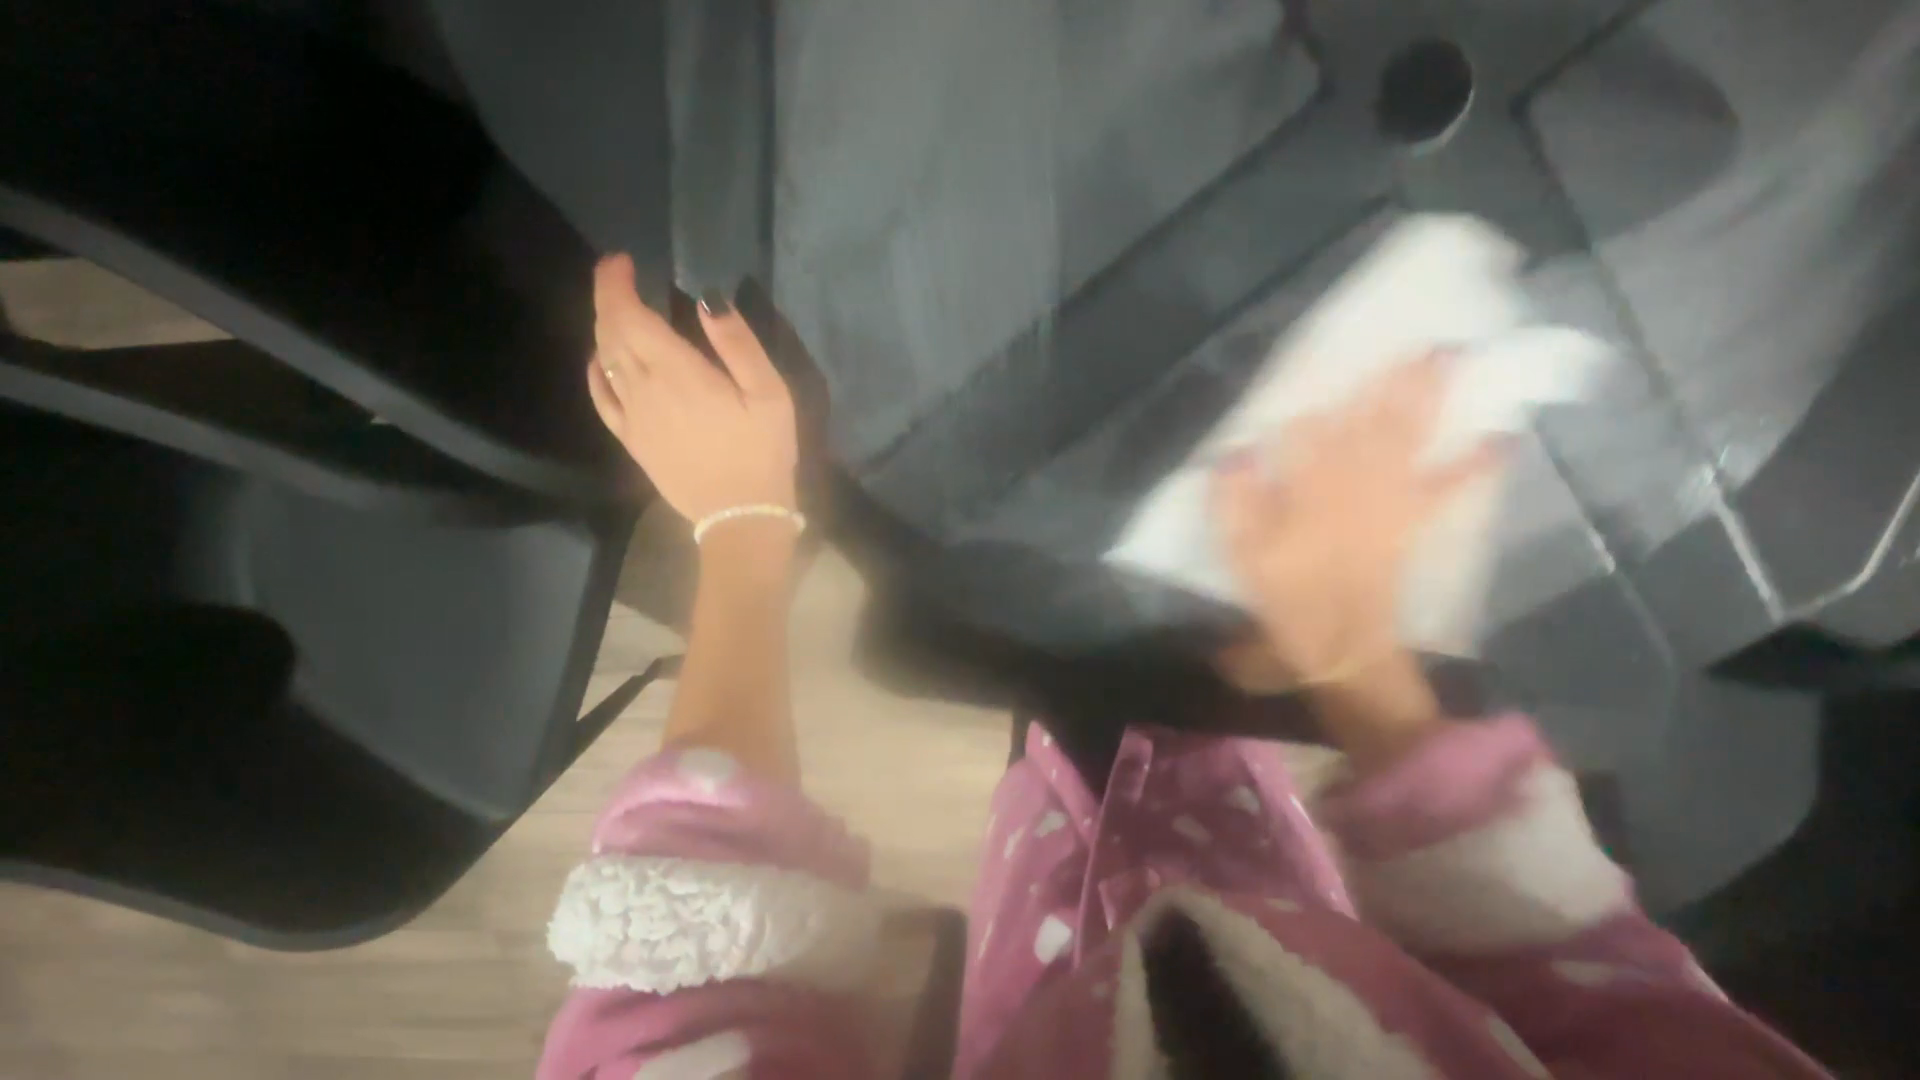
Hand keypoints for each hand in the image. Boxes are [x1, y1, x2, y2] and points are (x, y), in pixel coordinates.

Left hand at [586, 255, 797, 523]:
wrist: (740, 516)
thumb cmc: (762, 451)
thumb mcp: (769, 393)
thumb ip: (737, 344)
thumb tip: (706, 300)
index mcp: (676, 372)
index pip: (628, 315)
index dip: (615, 283)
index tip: (622, 261)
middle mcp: (643, 389)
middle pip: (610, 333)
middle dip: (608, 298)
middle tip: (621, 276)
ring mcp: (632, 417)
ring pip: (604, 361)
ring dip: (605, 329)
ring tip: (621, 313)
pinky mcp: (632, 441)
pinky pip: (602, 398)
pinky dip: (596, 371)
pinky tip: (602, 361)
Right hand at [1211, 351, 1508, 686]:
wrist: (1338, 643)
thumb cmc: (1286, 595)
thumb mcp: (1243, 553)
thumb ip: (1235, 503)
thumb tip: (1234, 453)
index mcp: (1311, 488)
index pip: (1312, 429)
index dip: (1320, 389)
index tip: (1326, 352)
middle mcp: (1356, 483)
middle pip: (1372, 420)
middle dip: (1391, 378)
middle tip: (1415, 334)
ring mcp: (1391, 500)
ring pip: (1409, 438)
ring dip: (1429, 399)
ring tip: (1448, 358)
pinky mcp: (1413, 522)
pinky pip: (1448, 489)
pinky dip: (1475, 465)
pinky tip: (1500, 440)